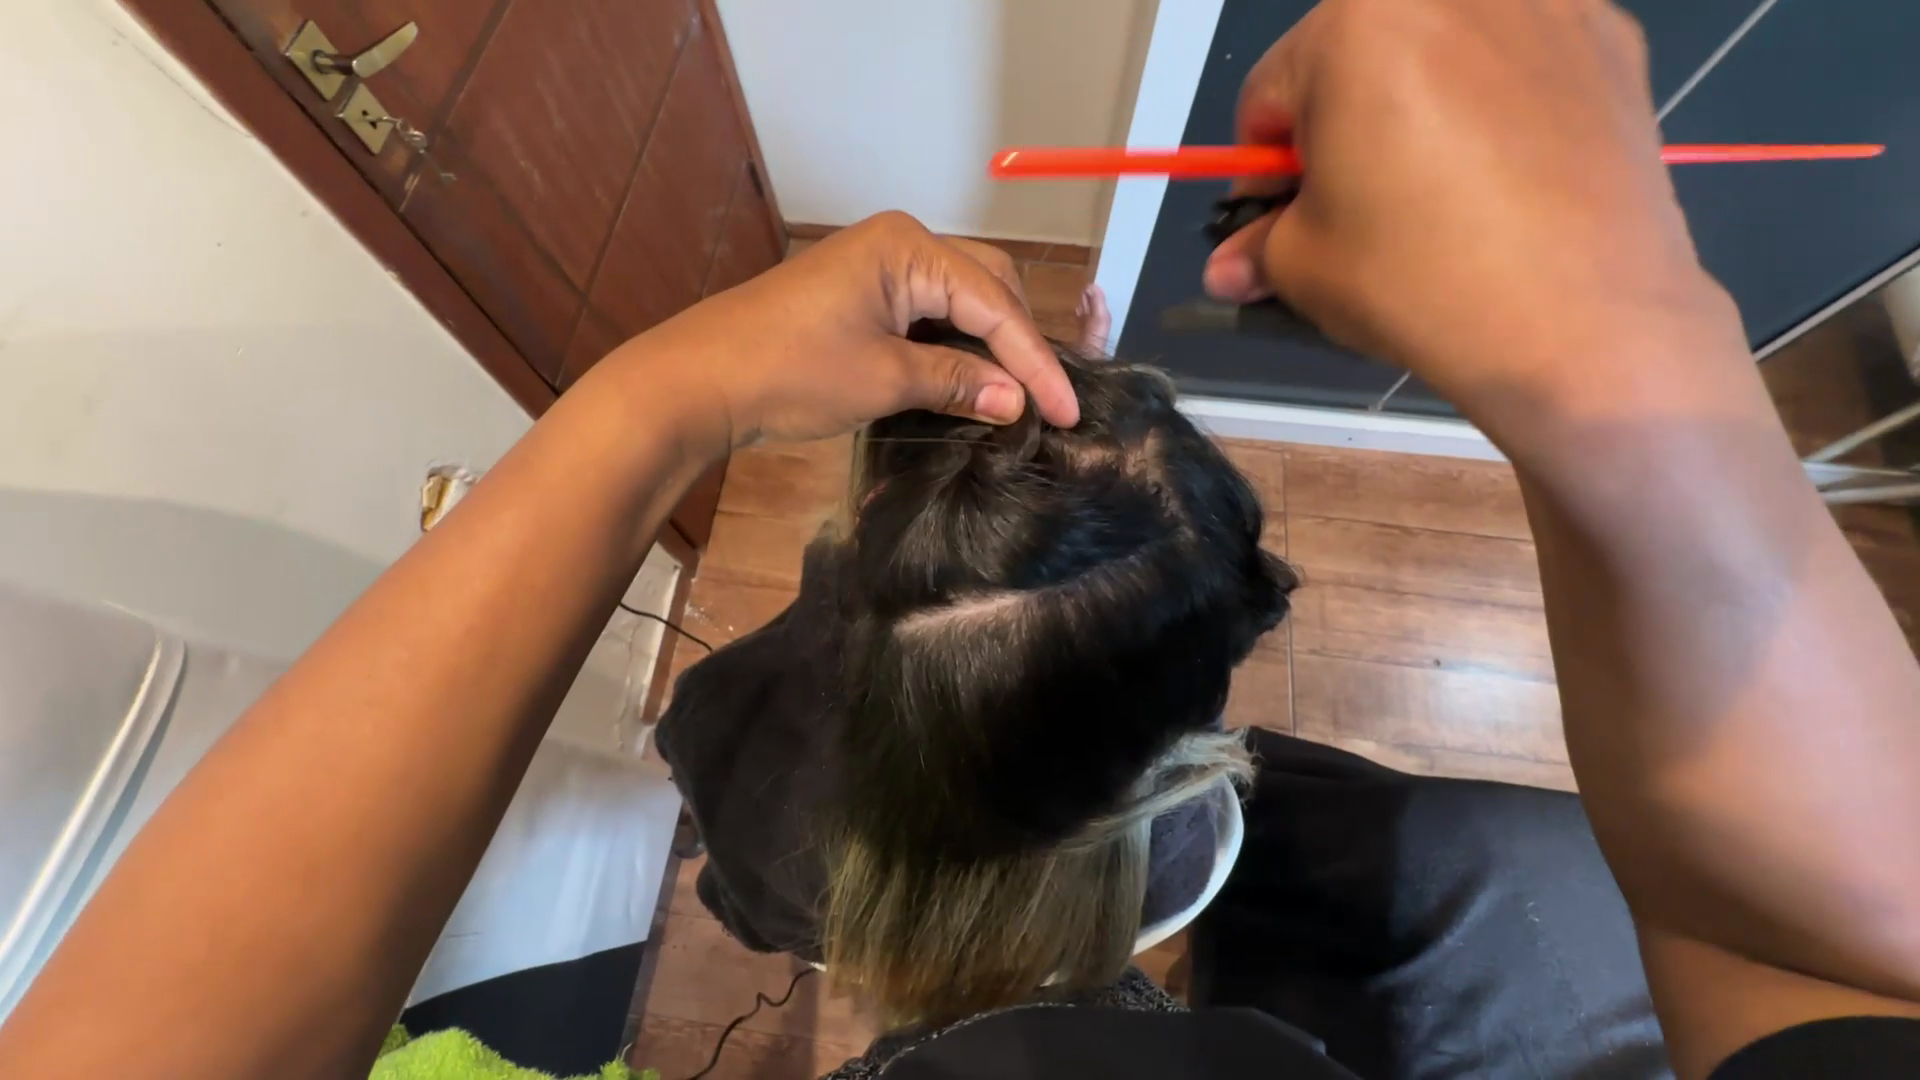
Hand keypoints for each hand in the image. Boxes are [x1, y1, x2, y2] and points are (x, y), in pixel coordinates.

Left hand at [600, 211, 1077, 451]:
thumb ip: (958, 384)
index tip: (1066, 412)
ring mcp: (879, 268)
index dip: (1035, 363)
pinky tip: (969, 382)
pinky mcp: (863, 297)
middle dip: (1018, 345)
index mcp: (910, 248)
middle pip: (987, 288)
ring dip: (988, 347)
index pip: (995, 305)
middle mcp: (901, 244)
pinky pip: (928, 317)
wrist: (700, 380)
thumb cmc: (792, 372)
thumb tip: (1017, 402)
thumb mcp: (885, 380)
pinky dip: (953, 350)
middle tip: (1044, 401)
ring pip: (960, 302)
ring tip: (1016, 395)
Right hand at [1205, 0, 1741, 412]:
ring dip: (1406, 119)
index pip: (1264, 101)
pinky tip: (1493, 183)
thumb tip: (1226, 269)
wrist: (1573, 317)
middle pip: (1348, 68)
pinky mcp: (1608, 42)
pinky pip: (1509, 70)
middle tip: (1347, 215)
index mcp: (1352, 24)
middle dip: (1332, 138)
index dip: (1258, 174)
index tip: (1275, 225)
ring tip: (1426, 201)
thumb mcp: (1300, 268)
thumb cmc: (1409, 275)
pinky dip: (1483, 114)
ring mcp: (1543, 5)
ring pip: (1431, 62)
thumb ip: (1253, 250)